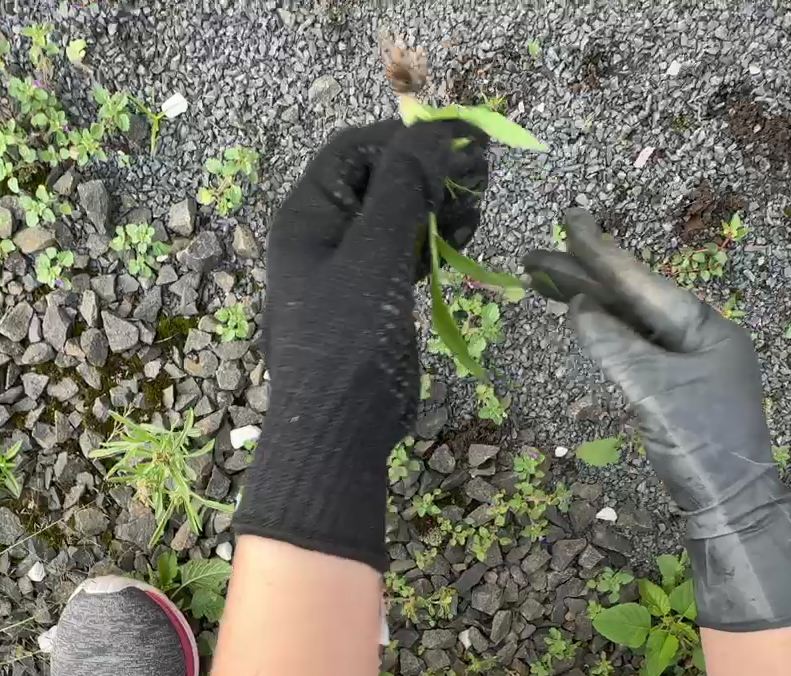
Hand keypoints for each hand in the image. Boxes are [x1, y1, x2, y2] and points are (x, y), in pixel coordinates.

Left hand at [233, 120, 486, 570]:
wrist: (338, 429)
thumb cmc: (347, 340)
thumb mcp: (373, 256)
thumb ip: (402, 190)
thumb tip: (433, 132)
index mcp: (309, 216)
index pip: (356, 151)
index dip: (407, 138)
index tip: (462, 140)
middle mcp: (324, 236)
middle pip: (380, 180)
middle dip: (429, 170)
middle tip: (481, 174)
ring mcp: (349, 271)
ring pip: (397, 216)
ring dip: (437, 204)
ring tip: (475, 209)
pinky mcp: (374, 300)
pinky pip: (404, 253)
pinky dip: (433, 241)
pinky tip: (461, 239)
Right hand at [525, 209, 790, 631]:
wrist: (731, 500)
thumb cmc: (703, 444)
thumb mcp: (656, 393)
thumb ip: (616, 348)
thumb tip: (578, 308)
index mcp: (703, 326)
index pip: (642, 283)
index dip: (602, 253)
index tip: (568, 220)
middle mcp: (694, 334)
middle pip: (631, 298)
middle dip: (583, 276)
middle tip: (534, 256)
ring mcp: (683, 360)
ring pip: (628, 322)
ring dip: (588, 301)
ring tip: (544, 281)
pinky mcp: (670, 385)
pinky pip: (631, 347)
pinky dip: (603, 333)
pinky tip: (581, 318)